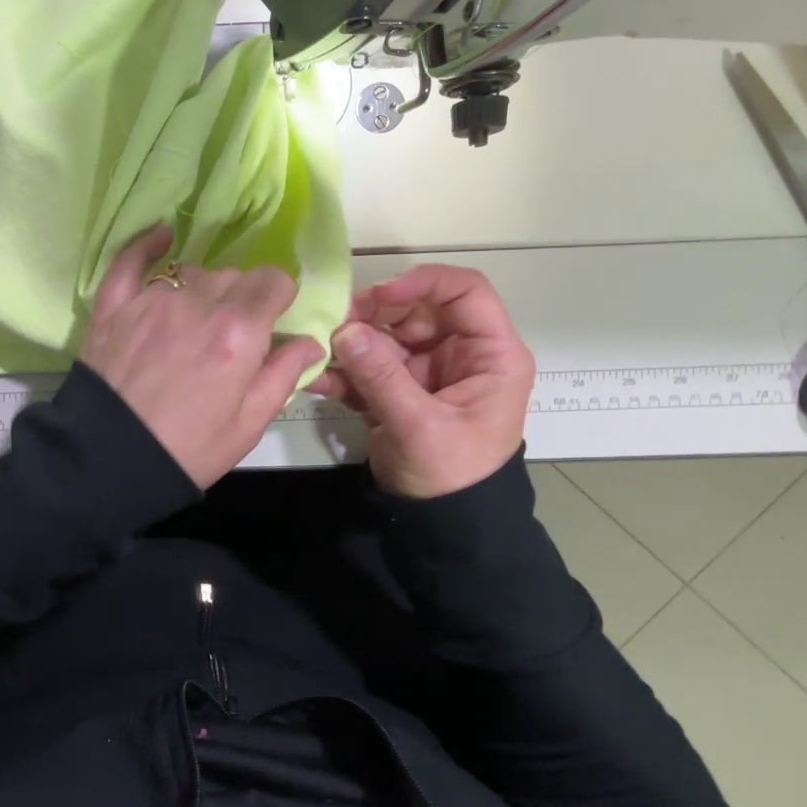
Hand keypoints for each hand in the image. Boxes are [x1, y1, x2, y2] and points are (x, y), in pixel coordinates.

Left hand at [81, 225, 326, 488]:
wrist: (106, 461)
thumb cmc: (185, 451)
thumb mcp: (247, 426)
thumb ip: (281, 376)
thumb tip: (310, 341)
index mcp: (238, 332)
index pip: (272, 281)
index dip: (277, 297)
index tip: (271, 317)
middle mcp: (197, 305)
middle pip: (232, 276)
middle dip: (240, 298)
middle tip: (229, 335)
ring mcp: (150, 302)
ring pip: (189, 272)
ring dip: (200, 288)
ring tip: (194, 320)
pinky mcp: (113, 307)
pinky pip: (130, 261)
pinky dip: (146, 247)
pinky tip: (161, 238)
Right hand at [307, 265, 533, 497]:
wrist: (440, 524)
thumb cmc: (450, 473)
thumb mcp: (418, 425)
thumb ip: (381, 376)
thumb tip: (344, 331)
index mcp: (489, 354)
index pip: (465, 292)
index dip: (423, 282)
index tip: (378, 296)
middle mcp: (459, 354)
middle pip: (416, 310)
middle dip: (375, 315)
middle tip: (336, 325)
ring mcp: (424, 373)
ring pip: (385, 337)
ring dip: (351, 343)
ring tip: (319, 353)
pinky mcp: (395, 392)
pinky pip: (367, 368)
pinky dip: (343, 372)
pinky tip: (316, 378)